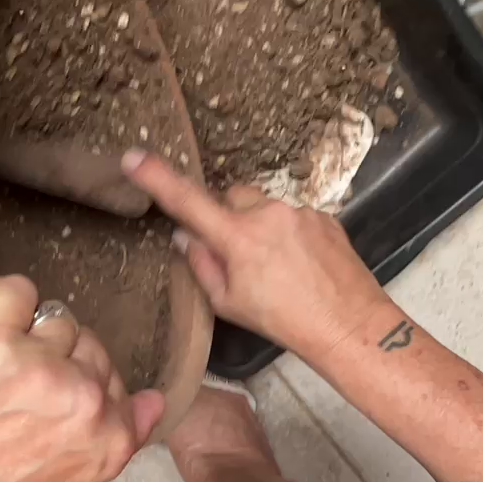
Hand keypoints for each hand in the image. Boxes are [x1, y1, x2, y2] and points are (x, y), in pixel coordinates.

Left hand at [0, 275, 167, 481]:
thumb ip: (122, 439)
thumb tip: (155, 401)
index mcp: (108, 436)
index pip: (116, 376)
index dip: (81, 381)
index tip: (52, 394)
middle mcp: (82, 399)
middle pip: (88, 344)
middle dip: (58, 359)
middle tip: (19, 388)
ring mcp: (38, 364)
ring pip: (55, 320)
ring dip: (29, 335)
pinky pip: (17, 290)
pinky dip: (5, 299)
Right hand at [121, 149, 395, 359]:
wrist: (348, 324)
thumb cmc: (283, 321)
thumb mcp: (229, 304)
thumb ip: (201, 265)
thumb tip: (185, 236)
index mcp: (238, 238)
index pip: (187, 201)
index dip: (157, 178)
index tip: (134, 157)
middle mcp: (268, 214)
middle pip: (231, 196)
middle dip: (226, 216)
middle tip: (235, 254)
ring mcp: (299, 211)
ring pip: (263, 206)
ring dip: (259, 227)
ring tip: (275, 267)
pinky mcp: (323, 216)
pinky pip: (292, 215)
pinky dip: (286, 233)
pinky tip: (298, 264)